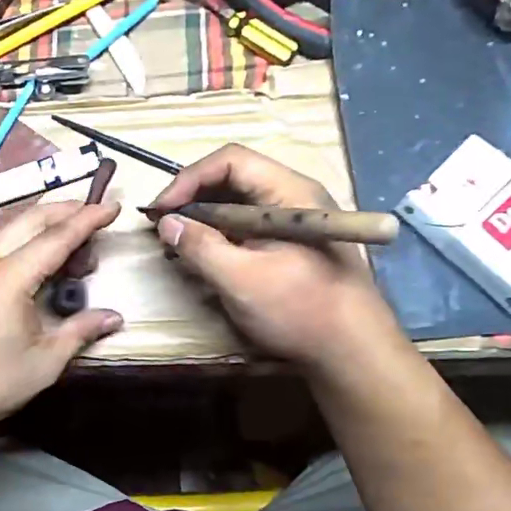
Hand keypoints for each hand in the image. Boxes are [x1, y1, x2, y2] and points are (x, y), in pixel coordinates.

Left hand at [0, 201, 123, 445]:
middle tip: (97, 217)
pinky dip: (24, 239)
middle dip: (66, 212)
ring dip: (44, 225)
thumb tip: (115, 317)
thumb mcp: (44, 362)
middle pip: (30, 220)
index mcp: (6, 278)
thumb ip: (80, 330)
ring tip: (74, 240)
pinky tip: (40, 256)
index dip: (87, 220)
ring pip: (11, 228)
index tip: (114, 206)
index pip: (55, 237)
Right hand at [149, 144, 401, 371]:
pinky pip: (245, 226)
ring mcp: (291, 221)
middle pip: (233, 178)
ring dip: (202, 217)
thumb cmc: (299, 310)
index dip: (188, 179)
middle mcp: (292, 197)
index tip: (160, 210)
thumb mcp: (240, 279)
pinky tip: (200, 254)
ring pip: (237, 203)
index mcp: (288, 193)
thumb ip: (200, 247)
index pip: (230, 161)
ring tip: (175, 239)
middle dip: (191, 197)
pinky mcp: (287, 243)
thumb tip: (165, 223)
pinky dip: (217, 234)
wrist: (350, 349)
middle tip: (161, 224)